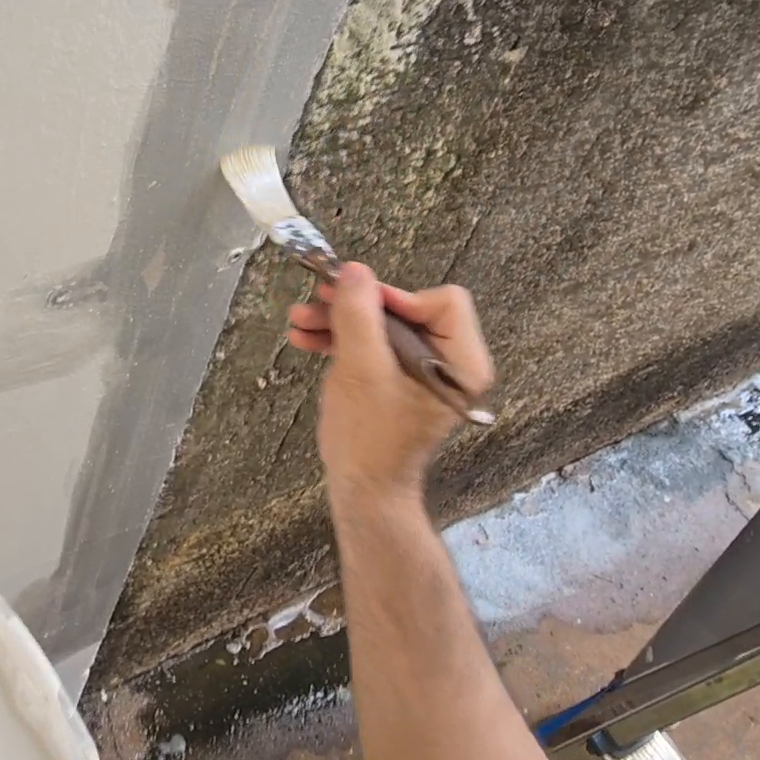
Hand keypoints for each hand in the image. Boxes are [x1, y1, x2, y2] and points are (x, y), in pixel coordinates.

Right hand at [286, 263, 493, 497]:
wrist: (361, 489)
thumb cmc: (369, 436)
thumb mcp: (362, 371)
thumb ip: (359, 317)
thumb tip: (354, 270)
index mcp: (461, 362)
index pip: (443, 302)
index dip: (397, 297)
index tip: (357, 303)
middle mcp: (447, 361)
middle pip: (405, 309)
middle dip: (356, 306)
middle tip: (317, 298)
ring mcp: (419, 370)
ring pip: (381, 324)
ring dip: (339, 321)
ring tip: (298, 321)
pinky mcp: (395, 377)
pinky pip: (371, 345)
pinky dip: (341, 340)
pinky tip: (306, 338)